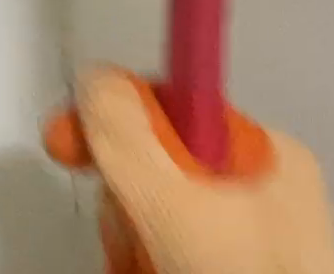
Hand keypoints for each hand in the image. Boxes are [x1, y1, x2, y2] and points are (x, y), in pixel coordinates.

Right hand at [45, 68, 333, 273]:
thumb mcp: (172, 198)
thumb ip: (123, 127)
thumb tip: (95, 78)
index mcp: (266, 155)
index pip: (166, 100)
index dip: (108, 116)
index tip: (67, 146)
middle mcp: (258, 190)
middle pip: (151, 159)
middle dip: (120, 197)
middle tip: (127, 234)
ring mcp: (244, 239)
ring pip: (149, 209)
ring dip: (127, 238)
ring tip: (143, 269)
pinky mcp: (221, 269)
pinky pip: (159, 246)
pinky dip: (139, 262)